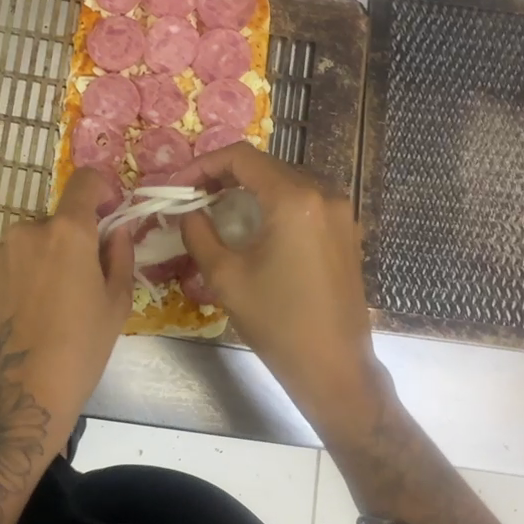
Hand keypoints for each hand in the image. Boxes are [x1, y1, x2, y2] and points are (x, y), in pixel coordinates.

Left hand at [0, 168, 134, 419]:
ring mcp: (2, 249)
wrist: (24, 386)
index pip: (84, 181)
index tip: (110, 208)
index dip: (101, 187)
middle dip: (76, 237)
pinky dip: (28, 268)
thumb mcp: (117, 301)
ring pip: (36, 239)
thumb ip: (120, 254)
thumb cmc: (82, 346)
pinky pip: (15, 256)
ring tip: (58, 298)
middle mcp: (30, 229)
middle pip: (60, 218)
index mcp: (69, 231)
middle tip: (87, 276)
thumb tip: (117, 230)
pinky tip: (34, 304)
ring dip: (50, 254)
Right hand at [177, 144, 377, 410]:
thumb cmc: (276, 321)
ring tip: (216, 210)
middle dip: (223, 176)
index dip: (203, 165)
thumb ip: (199, 233)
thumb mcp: (224, 275)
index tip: (178, 186)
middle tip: (191, 198)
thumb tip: (188, 212)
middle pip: (264, 165)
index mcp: (293, 199)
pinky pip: (303, 201)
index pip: (241, 158)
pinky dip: (272, 203)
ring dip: (247, 189)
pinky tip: (251, 227)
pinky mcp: (346, 231)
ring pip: (284, 181)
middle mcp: (323, 194)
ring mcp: (340, 212)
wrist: (333, 365)